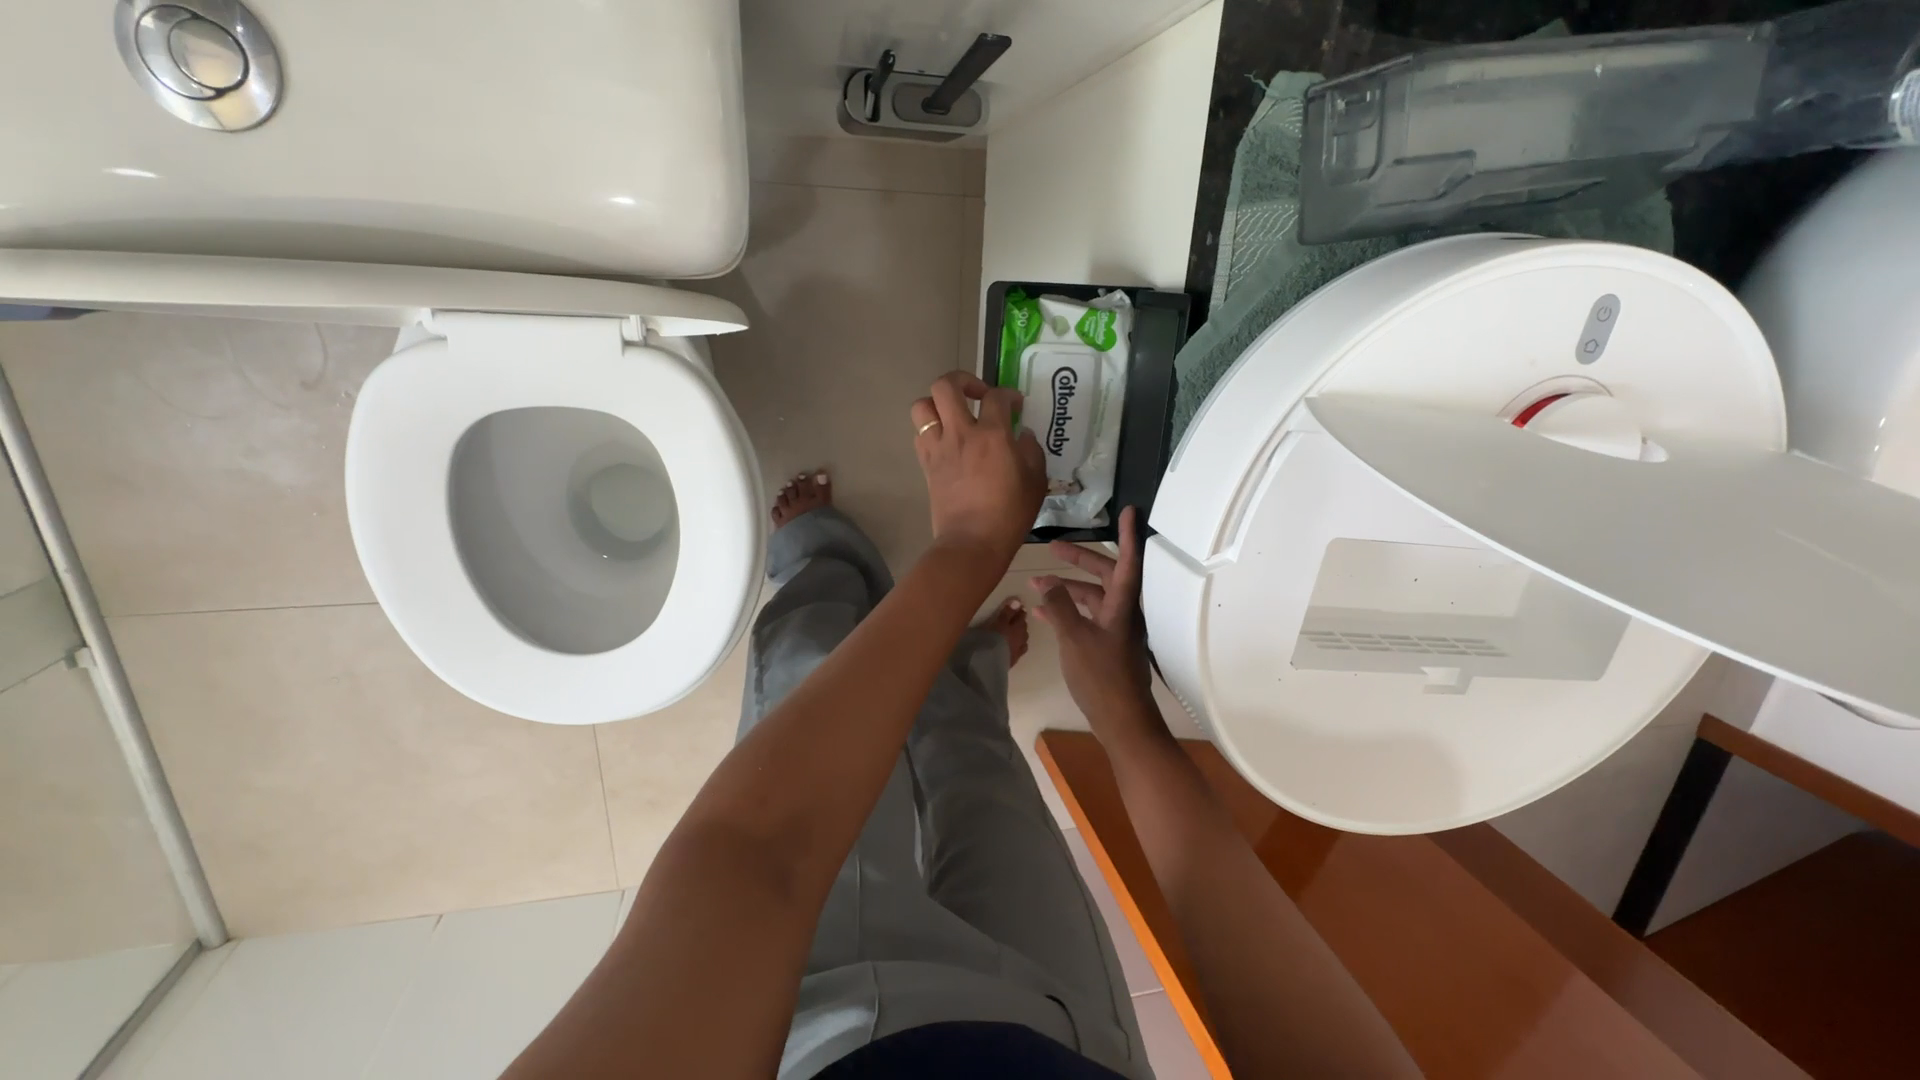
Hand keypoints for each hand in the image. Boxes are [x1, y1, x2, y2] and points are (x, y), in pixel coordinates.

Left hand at [910, 372, 1045, 562]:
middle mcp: (961, 433)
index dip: (1008, 395)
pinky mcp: (926, 465)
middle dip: (962, 380)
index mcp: (992, 435)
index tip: (1015, 406)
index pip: (997, 397)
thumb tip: (1022, 435)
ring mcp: (939, 448)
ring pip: (922, 406)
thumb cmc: (1009, 515)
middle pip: (946, 386)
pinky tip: (947, 441)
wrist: (972, 543)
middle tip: (978, 395)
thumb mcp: (1036, 481)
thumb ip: (1031, 451)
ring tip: (954, 415)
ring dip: (937, 404)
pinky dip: (931, 430)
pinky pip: (920, 434)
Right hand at [1030, 506, 1169, 749]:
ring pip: (1092, 597)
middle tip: (1053, 547)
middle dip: (1079, 559)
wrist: (1122, 720)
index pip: (1128, 561)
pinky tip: (1042, 612)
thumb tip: (1047, 581)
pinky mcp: (1105, 646)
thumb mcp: (1075, 639)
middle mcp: (1122, 613)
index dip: (1128, 535)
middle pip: (1104, 576)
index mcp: (1122, 606)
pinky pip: (1085, 618)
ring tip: (1035, 583)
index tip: (1130, 510)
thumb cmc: (1101, 678)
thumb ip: (1060, 607)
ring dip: (1066, 588)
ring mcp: (1114, 630)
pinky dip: (1066, 611)